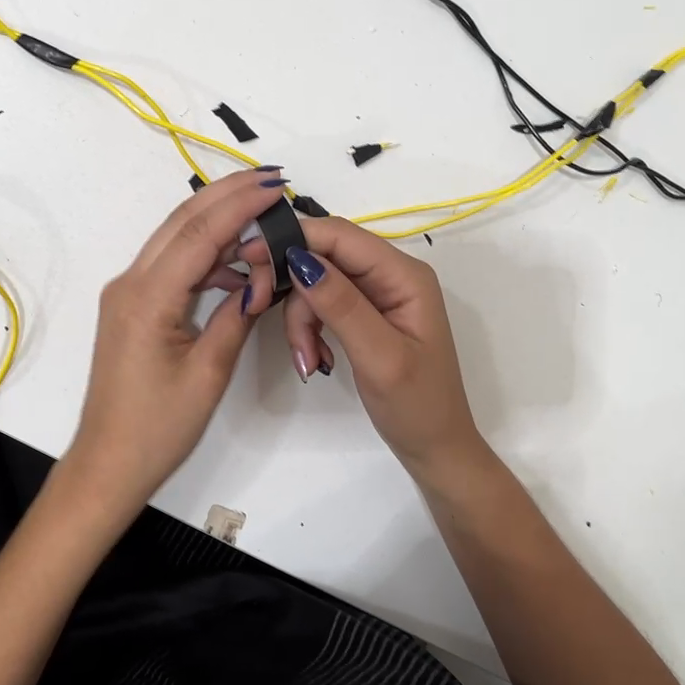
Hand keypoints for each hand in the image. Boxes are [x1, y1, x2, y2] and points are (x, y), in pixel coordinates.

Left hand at [62, 168, 289, 512]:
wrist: (108, 464)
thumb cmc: (159, 428)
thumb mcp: (209, 372)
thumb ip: (238, 315)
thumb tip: (265, 276)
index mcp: (147, 297)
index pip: (200, 234)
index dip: (240, 205)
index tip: (276, 185)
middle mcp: (130, 283)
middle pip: (182, 222)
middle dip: (226, 195)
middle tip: (271, 178)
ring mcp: (127, 293)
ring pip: (175, 239)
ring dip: (216, 222)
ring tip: (261, 211)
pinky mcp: (131, 306)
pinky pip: (171, 265)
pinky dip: (204, 256)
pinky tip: (236, 264)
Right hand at [247, 218, 483, 472]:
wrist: (436, 448)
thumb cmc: (417, 406)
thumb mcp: (379, 357)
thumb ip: (341, 305)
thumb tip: (300, 259)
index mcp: (404, 275)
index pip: (340, 236)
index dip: (293, 238)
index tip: (249, 257)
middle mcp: (391, 274)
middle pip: (324, 256)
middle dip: (292, 286)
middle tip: (260, 310)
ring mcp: (377, 293)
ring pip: (317, 282)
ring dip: (300, 318)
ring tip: (307, 358)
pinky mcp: (364, 312)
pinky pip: (323, 304)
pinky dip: (309, 327)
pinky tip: (314, 357)